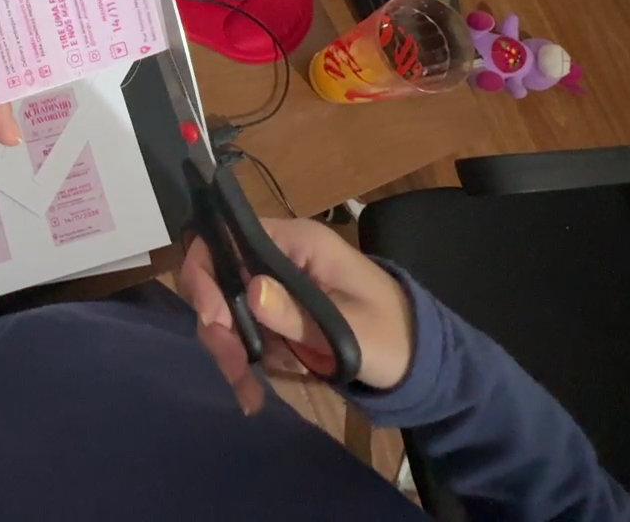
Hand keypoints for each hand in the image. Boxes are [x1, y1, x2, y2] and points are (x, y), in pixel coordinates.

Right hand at [178, 217, 413, 413]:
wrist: (422, 366)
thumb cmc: (393, 337)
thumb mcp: (351, 330)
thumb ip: (299, 313)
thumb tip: (252, 291)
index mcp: (296, 242)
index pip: (227, 237)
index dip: (207, 273)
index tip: (214, 320)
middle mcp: (278, 255)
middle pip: (220, 276)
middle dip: (217, 324)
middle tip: (232, 366)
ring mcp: (275, 284)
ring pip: (226, 308)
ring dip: (229, 349)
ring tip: (247, 392)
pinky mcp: (276, 313)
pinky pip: (243, 331)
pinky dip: (242, 362)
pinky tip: (254, 392)